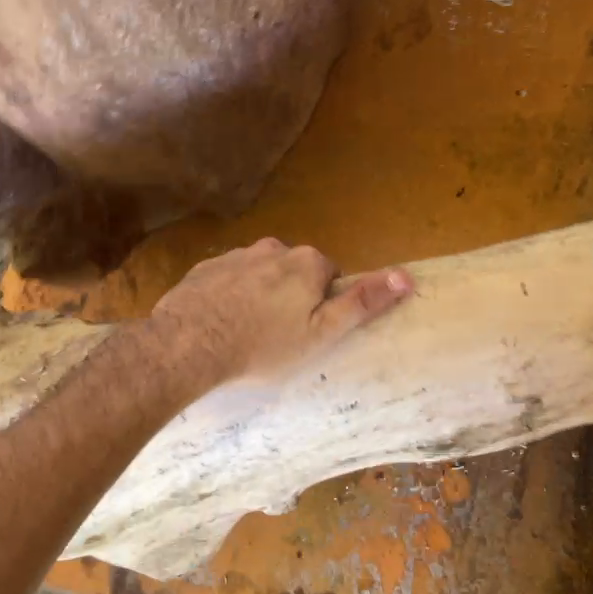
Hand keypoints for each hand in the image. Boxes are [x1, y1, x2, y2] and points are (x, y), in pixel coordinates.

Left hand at [138, 238, 413, 387]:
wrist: (186, 346)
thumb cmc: (263, 345)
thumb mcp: (322, 332)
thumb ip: (362, 302)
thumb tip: (406, 276)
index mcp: (307, 261)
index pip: (329, 275)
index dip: (322, 304)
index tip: (307, 330)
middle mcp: (274, 247)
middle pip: (295, 271)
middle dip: (291, 296)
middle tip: (279, 336)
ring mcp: (236, 255)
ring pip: (260, 274)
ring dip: (260, 295)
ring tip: (247, 334)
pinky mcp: (204, 268)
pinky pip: (228, 280)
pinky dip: (229, 297)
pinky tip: (220, 326)